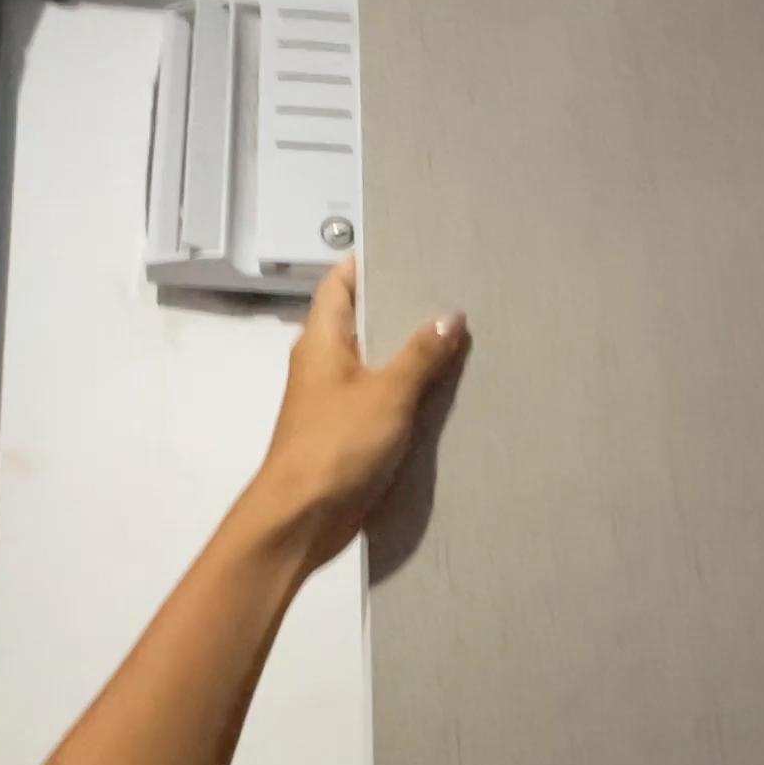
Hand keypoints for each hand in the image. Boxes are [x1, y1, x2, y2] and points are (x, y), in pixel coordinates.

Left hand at [249, 257, 467, 568]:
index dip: (370, 260)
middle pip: (363, 319)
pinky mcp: (348, 430)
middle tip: (454, 290)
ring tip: (461, 332)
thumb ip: (420, 354)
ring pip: (376, 361)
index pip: (341, 282)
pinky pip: (381, 397)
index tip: (413, 246)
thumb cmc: (336, 445)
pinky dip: (408, 389)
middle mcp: (325, 362)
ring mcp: (335, 398)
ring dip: (410, 351)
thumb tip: (451, 315)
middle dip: (403, 305)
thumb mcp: (386, 394)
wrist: (302, 518)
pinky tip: (446, 387)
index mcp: (322, 339)